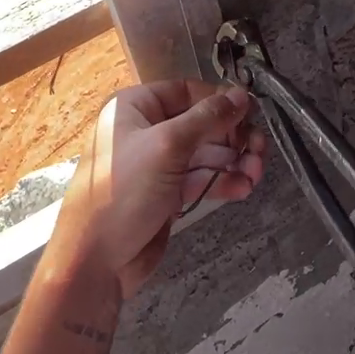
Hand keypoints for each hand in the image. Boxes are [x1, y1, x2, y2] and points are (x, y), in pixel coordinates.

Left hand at [53, 80, 267, 298]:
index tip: (252, 113)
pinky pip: (200, 179)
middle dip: (232, 136)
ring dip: (233, 161)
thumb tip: (242, 95)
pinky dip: (222, 181)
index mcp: (134, 107)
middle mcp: (145, 130)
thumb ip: (208, 118)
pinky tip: (243, 188)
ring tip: (255, 173)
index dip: (220, 101)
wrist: (95, 261)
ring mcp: (156, 164)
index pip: (187, 91)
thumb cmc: (123, 191)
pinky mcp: (165, 194)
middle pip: (200, 123)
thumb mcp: (167, 146)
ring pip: (204, 153)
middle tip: (259, 150)